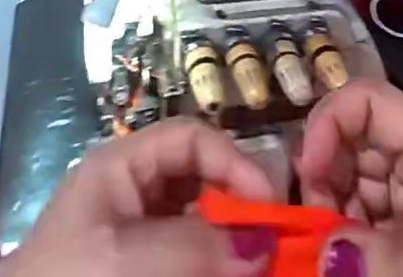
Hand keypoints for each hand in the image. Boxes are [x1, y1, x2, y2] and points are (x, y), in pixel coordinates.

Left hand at [2, 118, 279, 276]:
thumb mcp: (125, 258)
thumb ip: (192, 246)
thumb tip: (262, 243)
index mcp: (123, 163)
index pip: (190, 139)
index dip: (234, 162)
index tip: (273, 208)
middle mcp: (134, 186)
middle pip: (200, 178)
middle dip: (241, 206)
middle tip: (280, 245)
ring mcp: (137, 226)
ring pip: (199, 217)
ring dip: (232, 239)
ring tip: (266, 263)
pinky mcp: (141, 261)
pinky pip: (189, 252)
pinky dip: (214, 260)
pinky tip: (232, 271)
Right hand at [296, 80, 402, 276]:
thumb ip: (388, 265)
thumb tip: (318, 253)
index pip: (369, 101)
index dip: (328, 122)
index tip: (309, 175)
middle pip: (358, 143)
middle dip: (326, 178)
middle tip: (315, 230)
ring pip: (364, 188)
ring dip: (341, 216)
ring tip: (334, 257)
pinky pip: (384, 227)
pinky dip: (362, 244)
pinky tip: (356, 264)